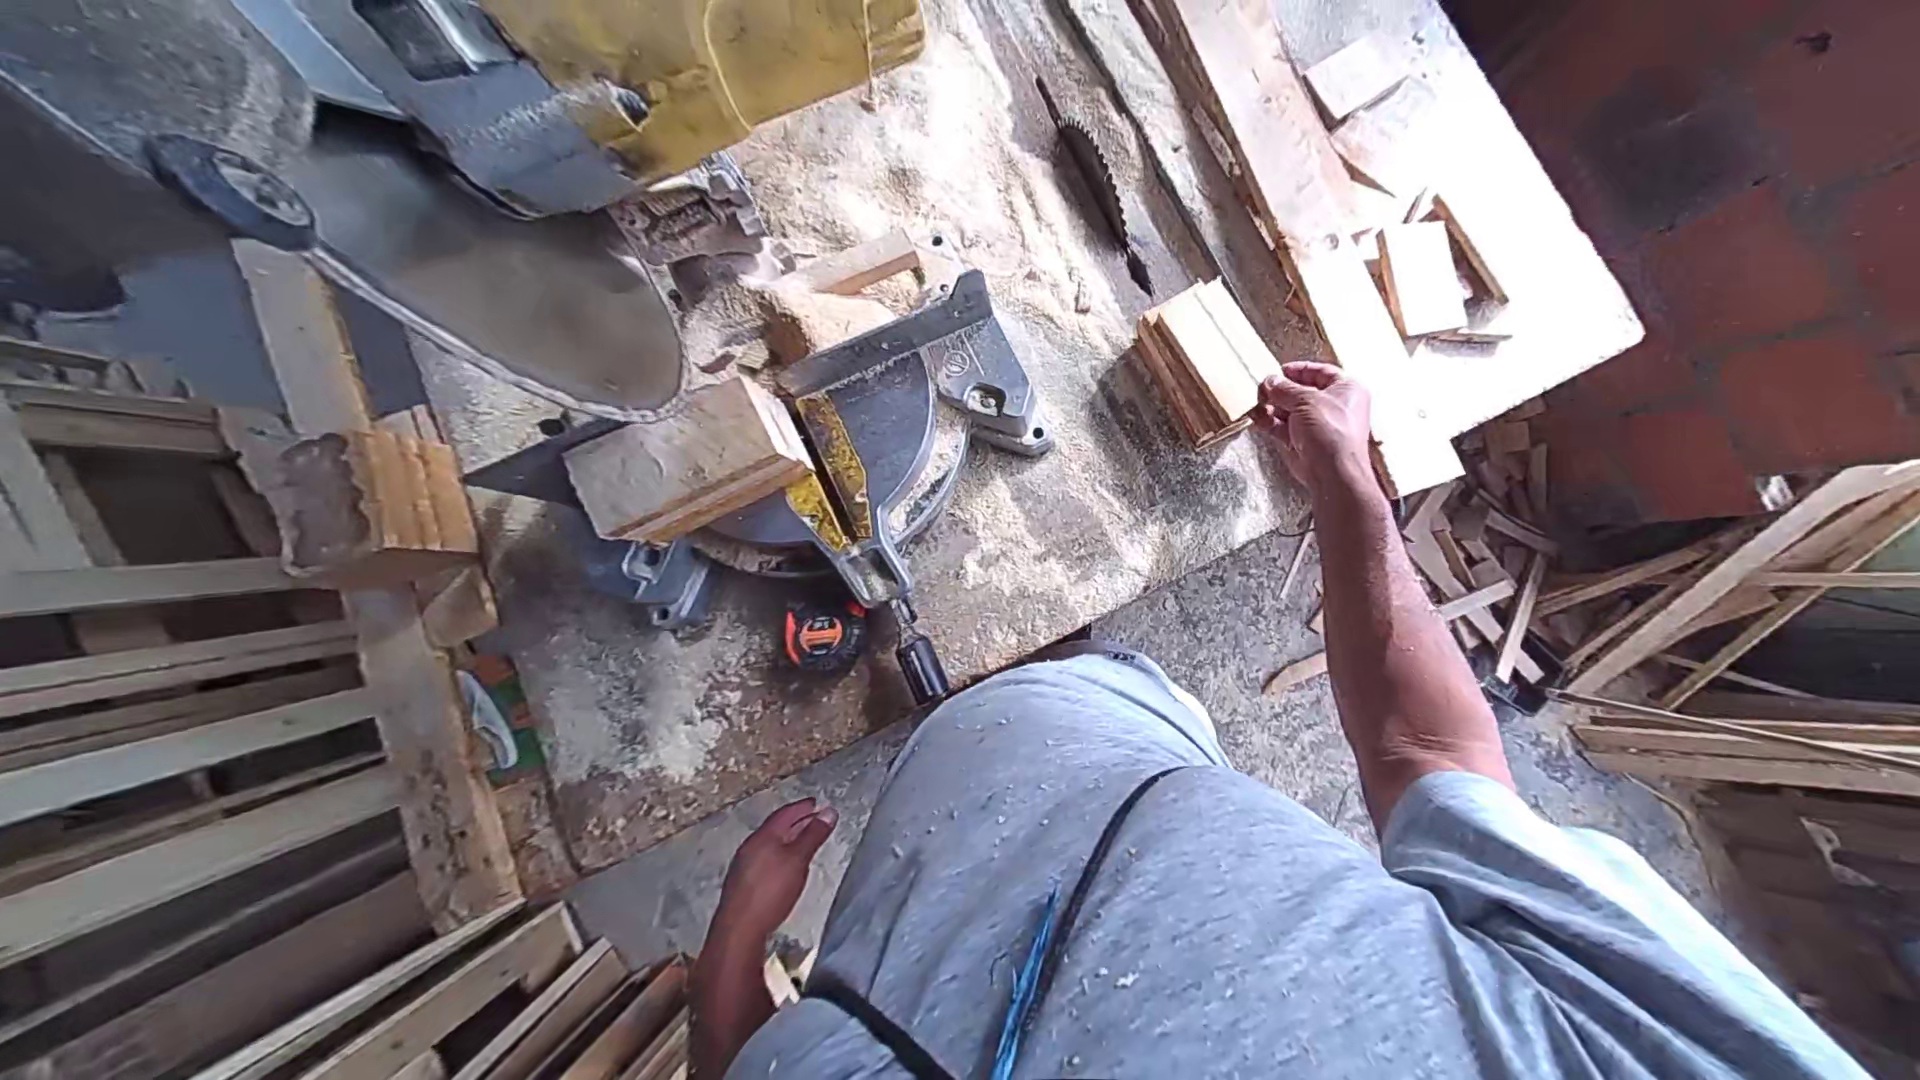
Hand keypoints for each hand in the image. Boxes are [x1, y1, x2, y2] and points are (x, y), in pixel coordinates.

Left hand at [708, 798, 838, 944]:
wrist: (738, 932)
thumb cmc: (770, 892)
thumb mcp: (799, 860)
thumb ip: (814, 835)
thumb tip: (829, 812)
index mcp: (763, 837)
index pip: (784, 814)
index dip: (801, 807)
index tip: (814, 803)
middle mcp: (750, 847)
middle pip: (776, 828)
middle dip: (796, 821)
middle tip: (813, 818)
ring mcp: (743, 866)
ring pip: (770, 845)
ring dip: (788, 839)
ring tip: (804, 841)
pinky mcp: (742, 885)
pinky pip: (764, 859)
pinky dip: (779, 854)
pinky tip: (786, 866)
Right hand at [1253, 362, 1374, 498]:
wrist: (1331, 470)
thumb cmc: (1331, 431)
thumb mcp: (1307, 401)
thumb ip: (1285, 389)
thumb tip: (1270, 381)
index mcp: (1346, 390)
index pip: (1322, 372)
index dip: (1300, 370)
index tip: (1280, 370)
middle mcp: (1333, 406)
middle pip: (1302, 392)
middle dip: (1280, 391)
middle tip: (1262, 388)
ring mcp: (1316, 425)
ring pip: (1289, 411)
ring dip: (1272, 407)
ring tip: (1256, 403)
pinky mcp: (1301, 441)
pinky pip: (1282, 427)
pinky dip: (1269, 422)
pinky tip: (1257, 417)